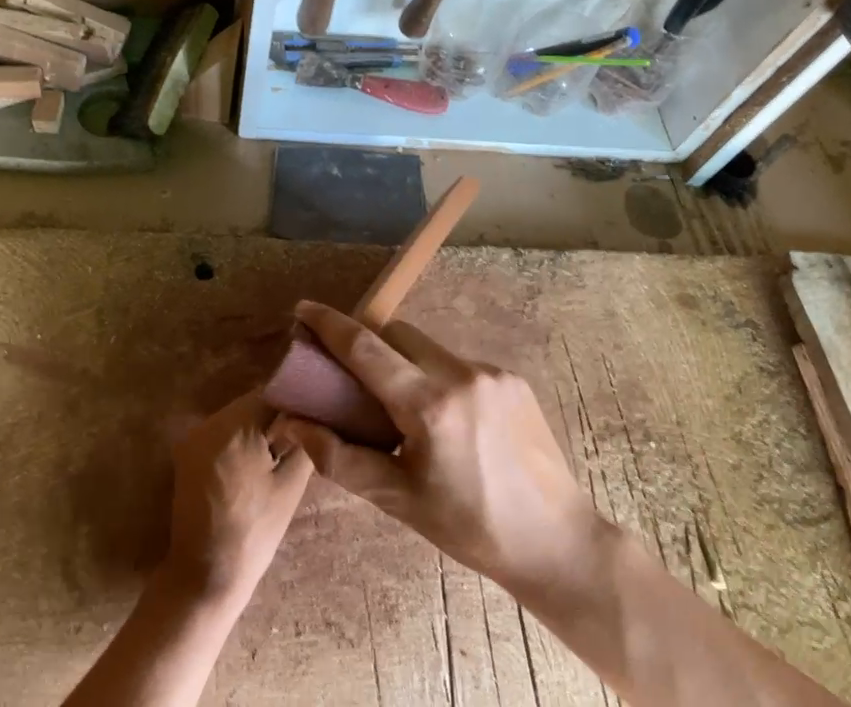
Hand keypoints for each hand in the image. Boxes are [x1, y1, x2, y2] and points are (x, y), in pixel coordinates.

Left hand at [162, 392, 313, 603]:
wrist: (206, 573)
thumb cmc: (255, 532)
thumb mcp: (290, 486)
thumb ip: (304, 441)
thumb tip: (314, 416)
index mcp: (233, 427)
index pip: (273, 393)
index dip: (298, 401)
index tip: (318, 415)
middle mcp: (207, 424)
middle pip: (252, 402)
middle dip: (278, 414)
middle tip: (306, 435)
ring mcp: (192, 438)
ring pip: (236, 416)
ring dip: (259, 427)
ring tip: (285, 450)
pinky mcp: (186, 453)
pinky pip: (221, 433)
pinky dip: (241, 439)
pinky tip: (260, 461)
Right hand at [270, 301, 593, 585]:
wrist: (557, 542)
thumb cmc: (469, 526)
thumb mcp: (396, 499)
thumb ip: (338, 457)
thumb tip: (293, 424)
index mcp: (429, 404)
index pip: (366, 348)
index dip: (330, 325)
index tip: (302, 309)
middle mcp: (462, 374)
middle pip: (397, 336)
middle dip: (368, 347)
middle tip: (350, 379)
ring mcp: (492, 373)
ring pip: (429, 349)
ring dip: (404, 364)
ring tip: (400, 410)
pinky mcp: (513, 381)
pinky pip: (458, 365)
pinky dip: (437, 379)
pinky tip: (443, 420)